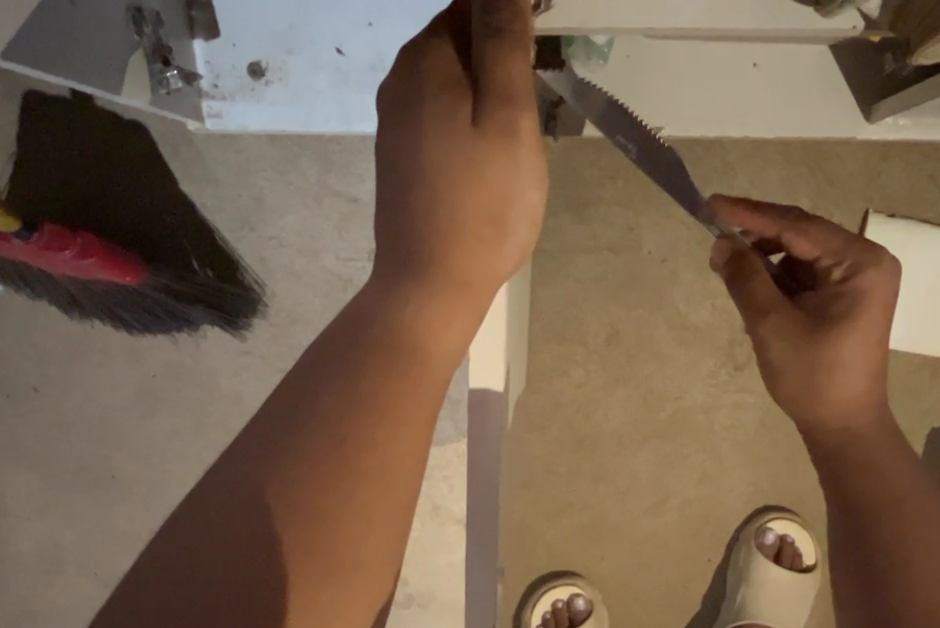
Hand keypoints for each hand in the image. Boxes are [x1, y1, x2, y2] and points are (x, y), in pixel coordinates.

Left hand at [371, 0, 547, 309]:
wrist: (430, 287)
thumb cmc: (482, 206)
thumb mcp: (509, 119)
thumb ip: (505, 43)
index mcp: (426, 61)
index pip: (471, 5)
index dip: (513, 19)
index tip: (543, 60)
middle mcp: (400, 83)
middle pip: (456, 43)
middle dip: (499, 58)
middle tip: (539, 101)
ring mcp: (395, 126)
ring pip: (449, 86)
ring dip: (486, 95)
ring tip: (520, 134)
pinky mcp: (400, 163)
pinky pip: (440, 121)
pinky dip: (468, 125)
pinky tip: (490, 160)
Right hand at [709, 196, 900, 436]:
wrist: (843, 425)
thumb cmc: (813, 378)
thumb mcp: (773, 326)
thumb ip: (745, 279)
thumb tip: (720, 244)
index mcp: (860, 262)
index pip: (797, 225)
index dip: (751, 214)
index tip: (710, 204)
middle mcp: (865, 262)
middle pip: (800, 237)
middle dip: (756, 239)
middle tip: (712, 238)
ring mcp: (857, 281)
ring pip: (799, 257)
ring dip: (763, 262)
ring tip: (726, 269)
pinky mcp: (845, 299)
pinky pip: (804, 277)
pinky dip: (776, 281)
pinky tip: (749, 288)